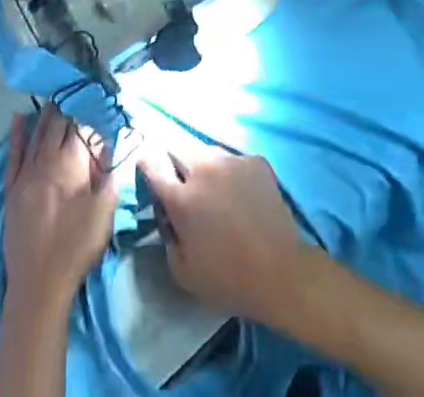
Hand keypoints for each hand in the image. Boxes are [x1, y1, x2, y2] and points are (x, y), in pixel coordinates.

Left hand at [2, 109, 116, 307]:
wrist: (39, 285)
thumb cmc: (78, 245)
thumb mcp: (105, 206)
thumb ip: (110, 170)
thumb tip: (115, 140)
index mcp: (69, 165)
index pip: (78, 126)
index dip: (86, 107)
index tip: (94, 90)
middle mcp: (44, 163)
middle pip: (55, 126)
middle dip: (67, 105)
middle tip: (76, 86)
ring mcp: (25, 177)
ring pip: (35, 136)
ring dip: (46, 115)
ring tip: (55, 95)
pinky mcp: (12, 192)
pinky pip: (13, 157)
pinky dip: (17, 136)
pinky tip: (18, 120)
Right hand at [136, 143, 322, 327]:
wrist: (278, 269)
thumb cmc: (225, 277)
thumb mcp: (180, 267)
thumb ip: (167, 231)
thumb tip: (167, 210)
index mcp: (181, 198)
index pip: (151, 162)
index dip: (145, 162)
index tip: (147, 166)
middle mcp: (205, 169)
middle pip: (178, 146)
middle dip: (173, 160)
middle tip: (181, 181)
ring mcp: (234, 161)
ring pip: (208, 152)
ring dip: (203, 166)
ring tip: (214, 190)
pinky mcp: (257, 161)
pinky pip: (234, 160)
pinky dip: (230, 172)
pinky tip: (240, 194)